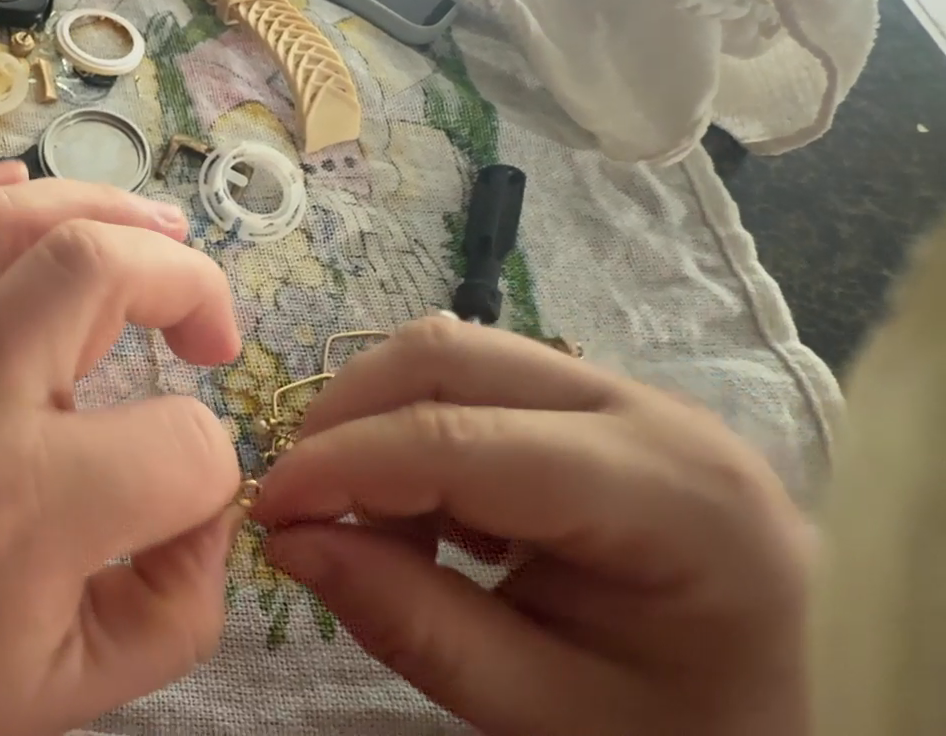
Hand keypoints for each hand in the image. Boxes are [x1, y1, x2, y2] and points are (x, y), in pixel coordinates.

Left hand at [0, 163, 244, 735]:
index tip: (186, 494)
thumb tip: (205, 495)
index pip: (179, 444)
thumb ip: (176, 601)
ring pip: (5, 221)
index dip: (211, 470)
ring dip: (99, 205)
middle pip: (97, 268)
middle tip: (207, 331)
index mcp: (19, 506)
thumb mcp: (71, 690)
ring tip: (158, 231)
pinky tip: (19, 185)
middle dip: (186, 281)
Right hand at [251, 317, 812, 735]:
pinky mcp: (592, 394)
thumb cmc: (671, 728)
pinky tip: (431, 506)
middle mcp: (651, 411)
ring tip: (375, 512)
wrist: (781, 719)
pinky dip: (409, 422)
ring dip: (372, 415)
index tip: (266, 511)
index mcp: (673, 500)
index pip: (458, 441)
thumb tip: (288, 543)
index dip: (340, 465)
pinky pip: (468, 373)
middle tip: (303, 499)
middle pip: (444, 356)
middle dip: (344, 418)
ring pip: (447, 349)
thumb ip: (410, 623)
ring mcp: (624, 391)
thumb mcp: (543, 712)